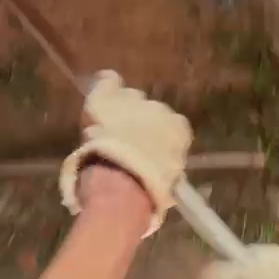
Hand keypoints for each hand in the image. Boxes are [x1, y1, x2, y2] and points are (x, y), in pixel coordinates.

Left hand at [59, 72, 191, 236]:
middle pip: (147, 110)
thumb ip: (165, 165)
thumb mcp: (167, 181)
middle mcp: (161, 109)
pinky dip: (103, 89)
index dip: (154, 138)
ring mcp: (133, 102)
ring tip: (105, 130)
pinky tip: (100, 94)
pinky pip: (107, 83)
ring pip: (126, 99)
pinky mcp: (107, 98)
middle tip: (123, 144)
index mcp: (179, 130)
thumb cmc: (147, 196)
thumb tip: (159, 168)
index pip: (169, 126)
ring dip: (118, 112)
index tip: (144, 151)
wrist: (121, 191)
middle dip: (136, 123)